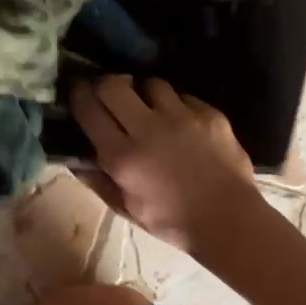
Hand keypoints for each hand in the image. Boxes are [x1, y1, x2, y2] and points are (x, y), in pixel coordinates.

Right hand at [71, 76, 259, 251]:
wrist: (228, 221)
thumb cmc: (171, 221)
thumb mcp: (126, 208)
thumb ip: (98, 181)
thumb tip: (77, 161)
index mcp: (122, 156)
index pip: (89, 110)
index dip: (78, 95)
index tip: (77, 90)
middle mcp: (148, 129)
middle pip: (114, 85)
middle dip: (105, 84)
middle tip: (107, 92)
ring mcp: (182, 118)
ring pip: (151, 83)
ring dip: (143, 92)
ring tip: (147, 105)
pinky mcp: (210, 115)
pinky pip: (184, 97)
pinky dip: (175, 105)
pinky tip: (178, 121)